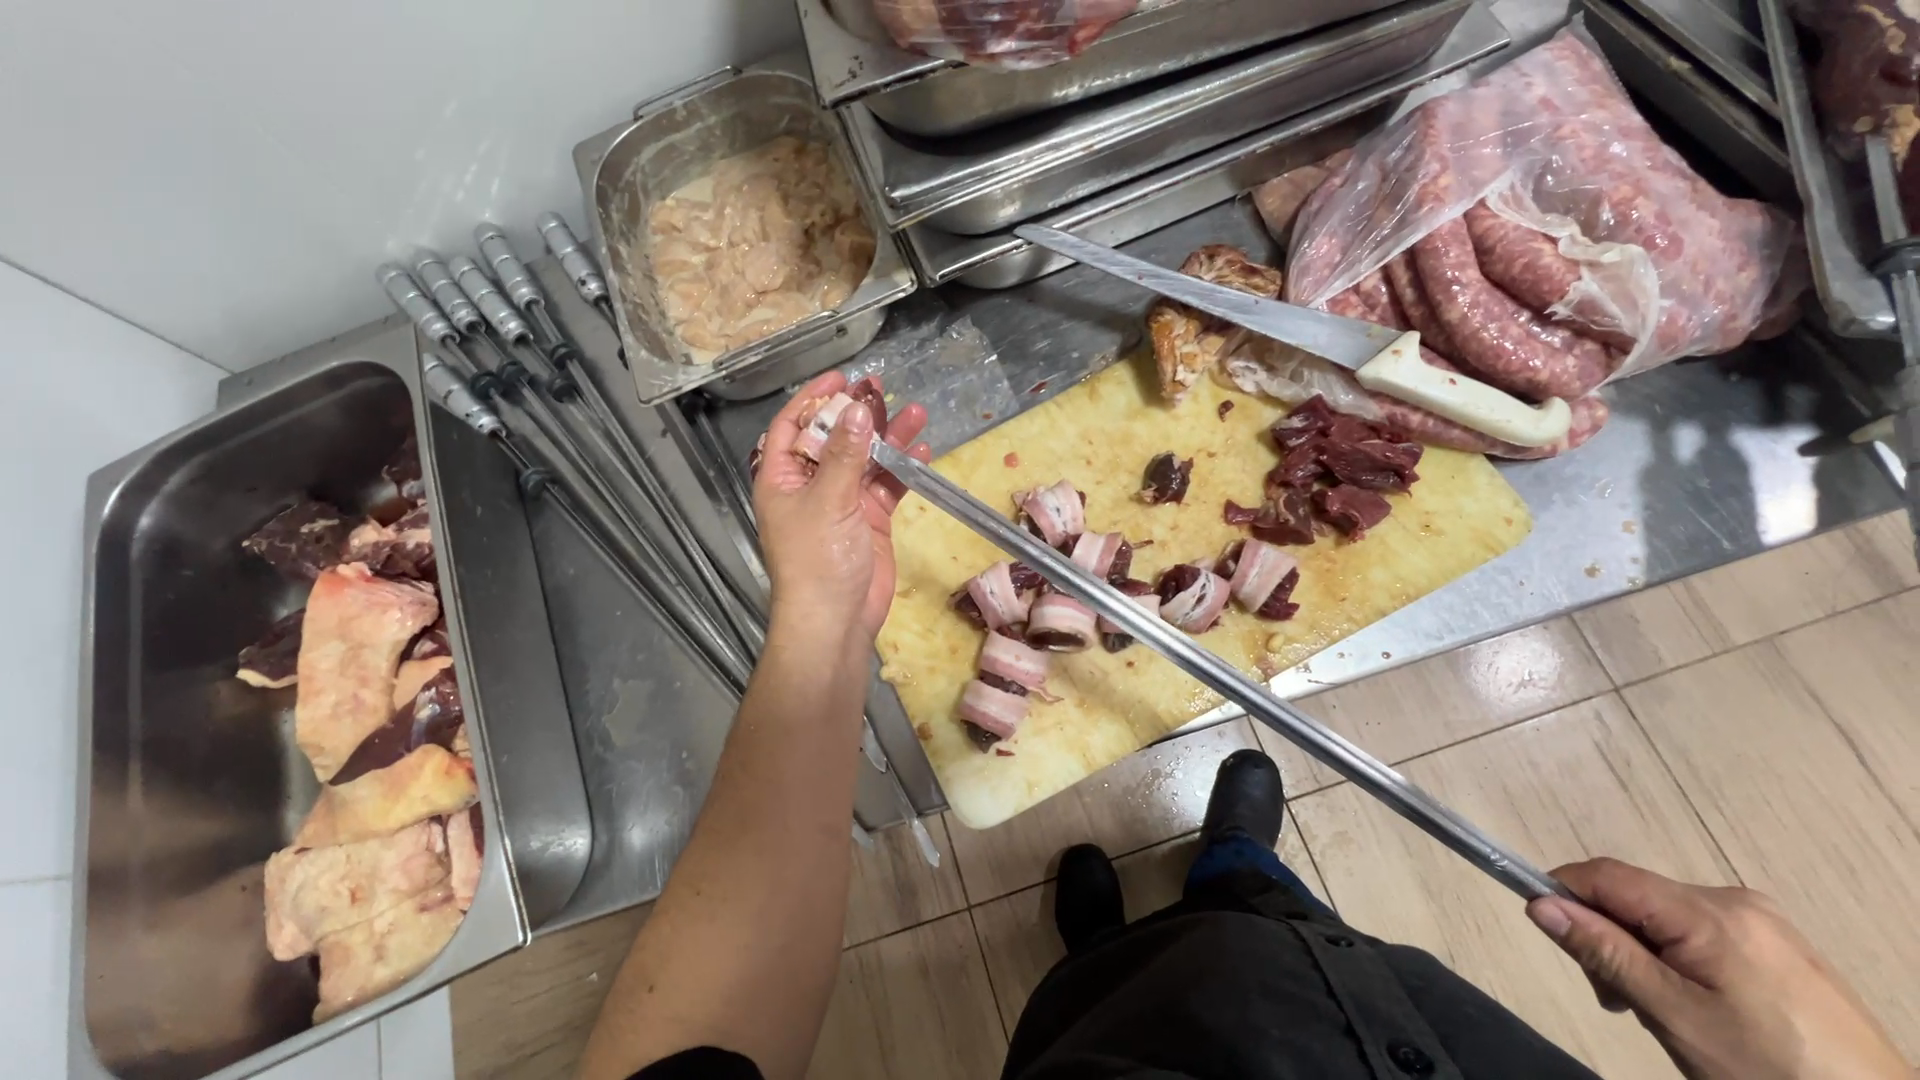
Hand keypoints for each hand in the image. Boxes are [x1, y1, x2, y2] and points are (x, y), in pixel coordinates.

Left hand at [753, 372, 929, 641]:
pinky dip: (903, 470)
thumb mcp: (828, 500)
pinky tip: (922, 451)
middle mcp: (810, 485)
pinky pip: (887, 486)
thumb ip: (845, 454)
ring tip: (916, 412)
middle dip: (857, 414)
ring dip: (889, 438)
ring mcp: (842, 503)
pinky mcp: (869, 521)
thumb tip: (857, 410)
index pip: (792, 426)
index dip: (813, 398)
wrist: (836, 620)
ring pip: (866, 460)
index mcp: (782, 477)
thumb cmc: (817, 559)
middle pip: (833, 438)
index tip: (841, 378)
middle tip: (882, 388)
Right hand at [1528, 857, 1908, 1079]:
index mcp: (1709, 912)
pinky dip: (1673, 958)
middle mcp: (1734, 901)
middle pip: (1633, 896)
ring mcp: (1763, 922)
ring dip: (1637, 951)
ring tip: (1654, 1009)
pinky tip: (1691, 1004)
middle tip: (1611, 997)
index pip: (1607, 874)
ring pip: (1663, 916)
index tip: (1544, 930)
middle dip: (1605, 936)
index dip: (1562, 890)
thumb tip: (1539, 904)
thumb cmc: (1767, 1069)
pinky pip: (1698, 932)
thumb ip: (1604, 952)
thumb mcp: (1673, 1014)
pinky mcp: (1779, 946)